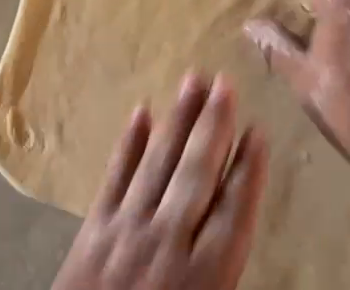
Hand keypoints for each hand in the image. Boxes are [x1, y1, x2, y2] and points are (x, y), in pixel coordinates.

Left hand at [50, 73, 268, 289]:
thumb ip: (223, 273)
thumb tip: (242, 223)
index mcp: (205, 275)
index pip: (234, 210)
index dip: (248, 169)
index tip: (258, 130)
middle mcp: (168, 243)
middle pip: (197, 175)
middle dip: (214, 127)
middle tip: (226, 83)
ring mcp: (126, 232)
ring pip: (159, 165)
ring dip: (178, 120)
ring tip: (193, 79)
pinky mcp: (92, 231)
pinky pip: (113, 179)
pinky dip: (128, 145)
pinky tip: (141, 112)